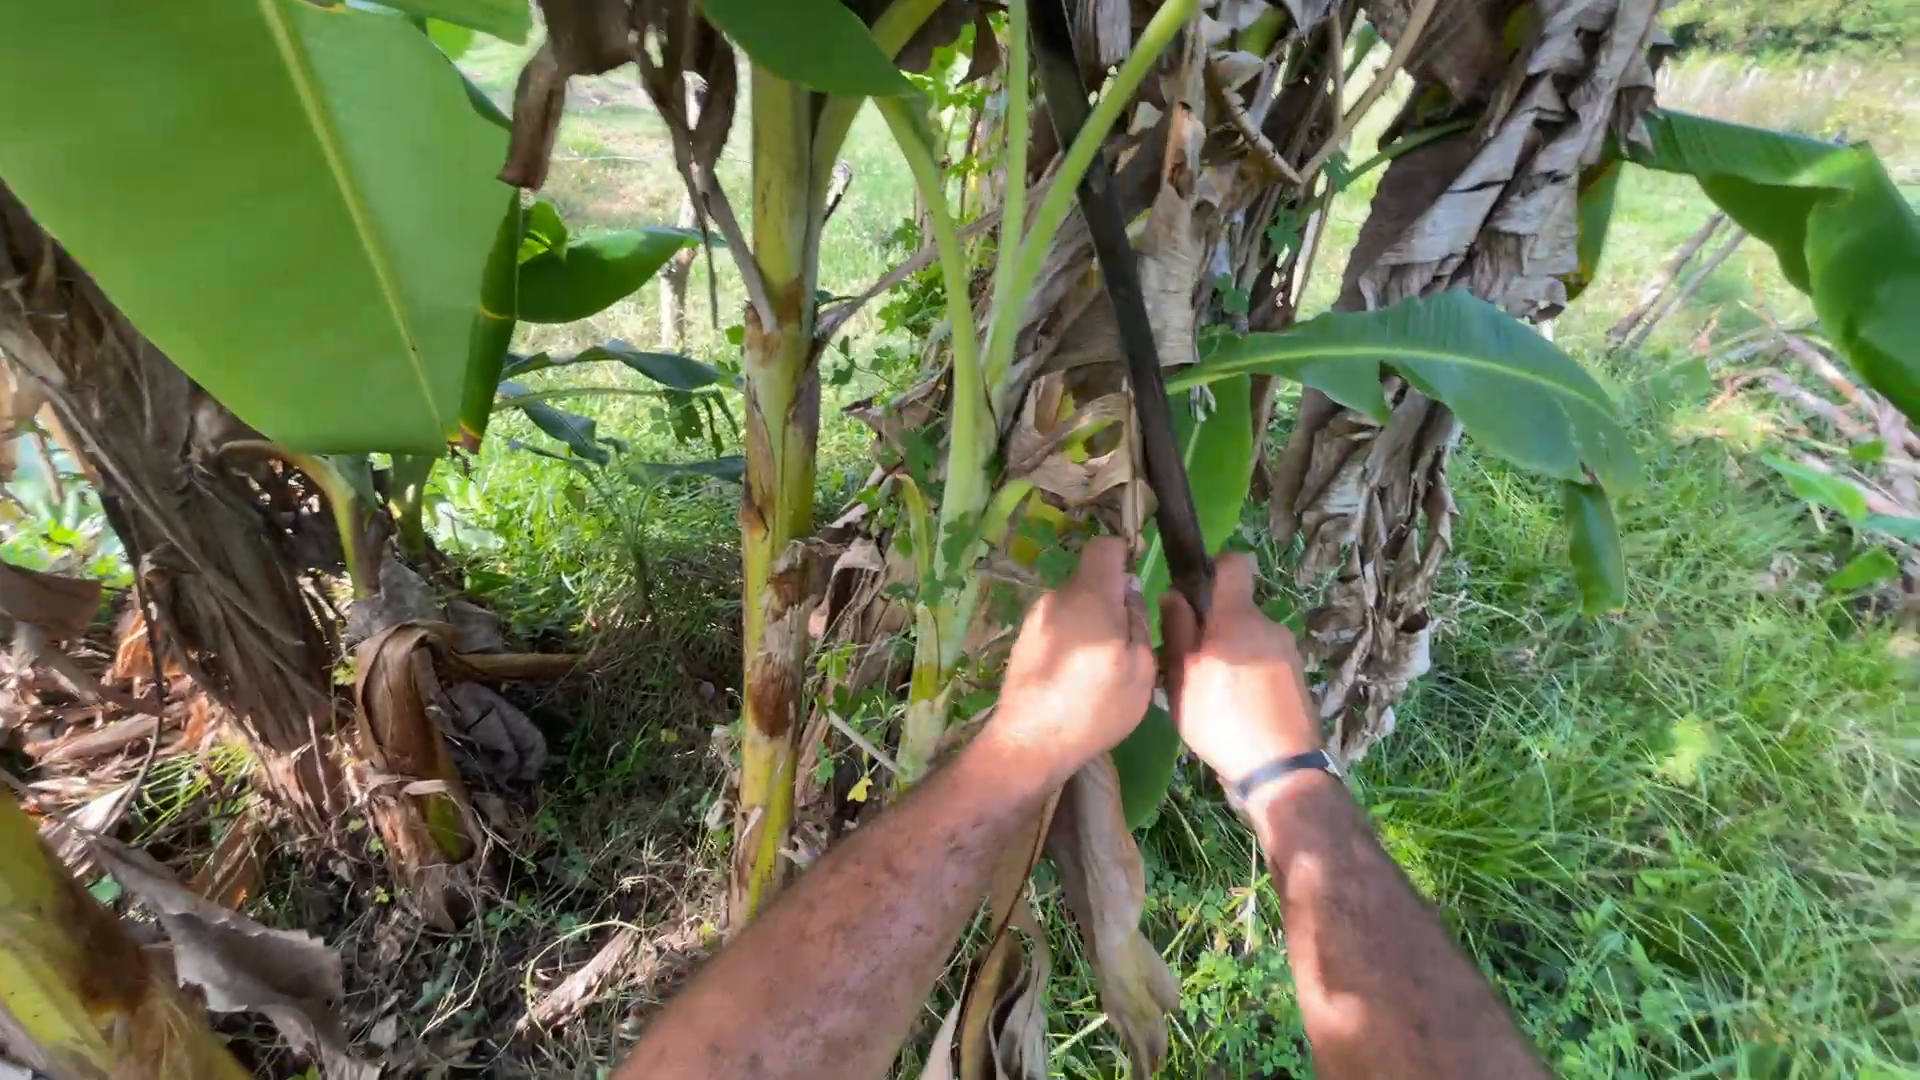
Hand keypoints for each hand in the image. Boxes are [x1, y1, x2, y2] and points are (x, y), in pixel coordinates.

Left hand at [977, 536, 1155, 788]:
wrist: (1029, 742)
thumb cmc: (1094, 707)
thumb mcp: (1140, 668)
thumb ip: (1137, 621)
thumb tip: (1129, 590)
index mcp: (1089, 596)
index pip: (1104, 547)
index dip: (1124, 554)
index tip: (1136, 581)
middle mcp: (1057, 598)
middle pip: (1089, 580)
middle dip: (1110, 600)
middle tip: (1126, 641)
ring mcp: (1035, 618)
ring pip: (1074, 605)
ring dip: (1091, 623)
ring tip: (1101, 666)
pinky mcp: (1023, 640)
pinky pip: (1058, 625)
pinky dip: (1072, 639)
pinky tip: (1077, 676)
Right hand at [1160, 552, 1318, 782]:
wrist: (1281, 771)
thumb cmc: (1221, 720)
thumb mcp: (1183, 678)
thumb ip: (1178, 632)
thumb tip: (1174, 595)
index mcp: (1237, 618)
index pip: (1234, 564)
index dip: (1213, 567)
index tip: (1194, 589)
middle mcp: (1268, 626)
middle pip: (1235, 608)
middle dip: (1212, 625)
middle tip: (1189, 660)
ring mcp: (1287, 651)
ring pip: (1248, 636)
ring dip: (1229, 651)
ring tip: (1210, 690)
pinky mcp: (1297, 676)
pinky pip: (1263, 659)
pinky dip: (1246, 671)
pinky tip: (1234, 705)